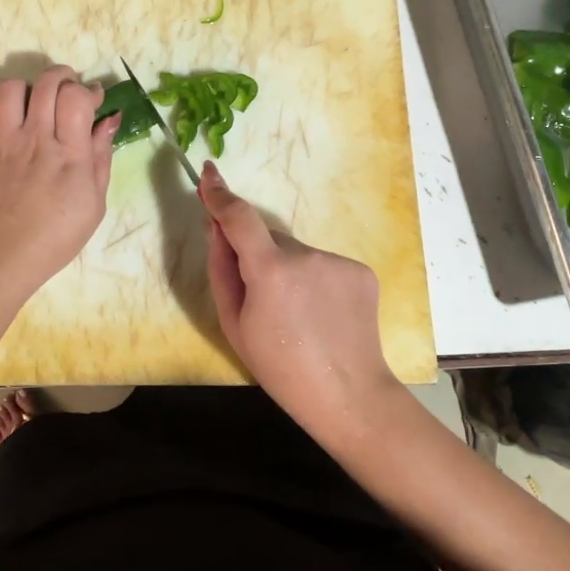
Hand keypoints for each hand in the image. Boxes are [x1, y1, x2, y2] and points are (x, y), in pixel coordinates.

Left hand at [0, 66, 119, 323]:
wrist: (0, 259)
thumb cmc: (55, 238)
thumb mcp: (93, 204)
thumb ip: (100, 157)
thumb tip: (108, 120)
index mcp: (68, 154)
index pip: (76, 96)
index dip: (88, 90)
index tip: (94, 100)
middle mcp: (34, 139)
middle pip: (47, 83)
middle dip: (63, 77)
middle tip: (69, 92)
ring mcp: (2, 142)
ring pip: (11, 88)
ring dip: (28, 89)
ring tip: (36, 105)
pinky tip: (8, 126)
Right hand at [199, 161, 399, 439]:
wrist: (348, 396)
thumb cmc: (281, 368)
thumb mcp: (234, 324)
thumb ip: (221, 269)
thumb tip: (216, 228)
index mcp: (270, 271)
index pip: (239, 217)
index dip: (220, 194)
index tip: (209, 174)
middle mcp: (305, 255)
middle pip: (269, 241)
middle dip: (259, 258)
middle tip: (262, 302)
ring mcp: (337, 261)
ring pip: (297, 254)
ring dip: (288, 272)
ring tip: (298, 316)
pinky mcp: (360, 270)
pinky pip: (323, 265)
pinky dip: (316, 282)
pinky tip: (322, 315)